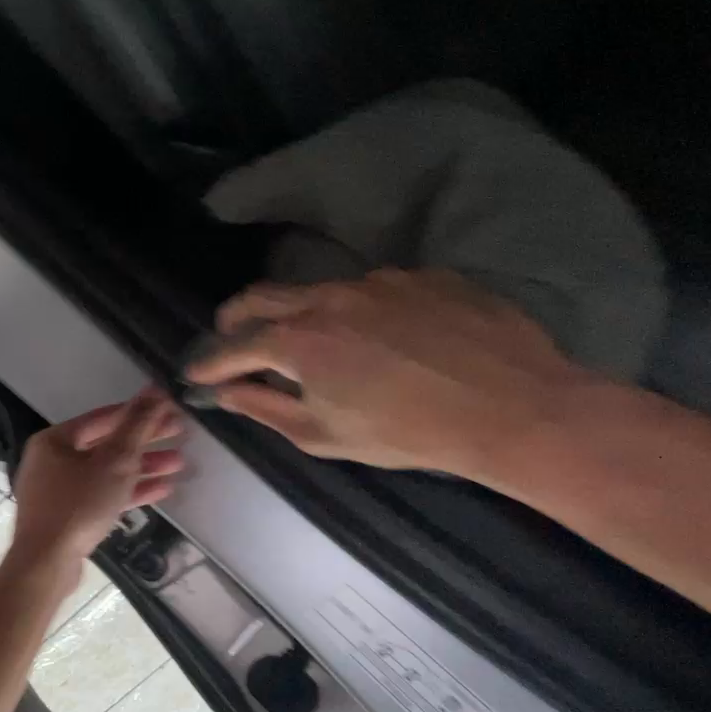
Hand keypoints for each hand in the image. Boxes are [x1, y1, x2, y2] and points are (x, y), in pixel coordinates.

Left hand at [10, 387, 183, 578]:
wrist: (46, 562)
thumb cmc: (78, 505)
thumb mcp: (114, 461)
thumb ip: (137, 425)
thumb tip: (154, 389)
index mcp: (53, 441)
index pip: (102, 418)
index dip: (139, 412)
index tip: (171, 409)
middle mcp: (50, 461)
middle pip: (105, 444)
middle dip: (144, 441)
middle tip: (182, 435)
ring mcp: (56, 490)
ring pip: (105, 472)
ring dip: (142, 467)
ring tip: (180, 464)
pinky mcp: (66, 515)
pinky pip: (100, 495)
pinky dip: (128, 491)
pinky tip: (162, 490)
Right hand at [183, 270, 589, 476]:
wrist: (515, 408)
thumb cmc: (405, 432)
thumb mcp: (319, 434)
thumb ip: (263, 408)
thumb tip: (228, 392)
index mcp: (298, 341)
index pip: (231, 347)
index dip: (207, 364)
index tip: (195, 375)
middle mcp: (331, 298)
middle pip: (261, 296)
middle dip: (234, 319)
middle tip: (230, 341)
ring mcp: (381, 282)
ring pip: (318, 291)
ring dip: (299, 315)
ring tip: (313, 344)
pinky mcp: (427, 277)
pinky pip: (374, 291)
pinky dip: (357, 312)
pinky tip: (381, 340)